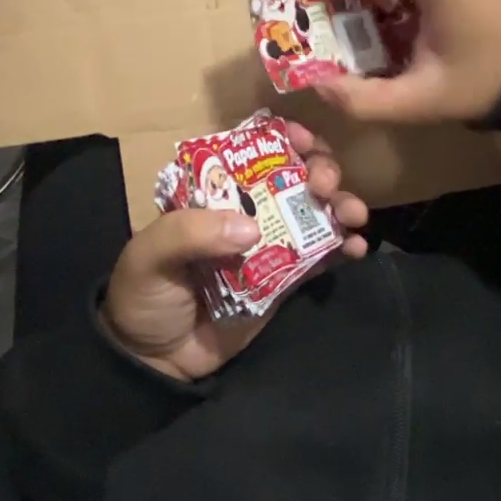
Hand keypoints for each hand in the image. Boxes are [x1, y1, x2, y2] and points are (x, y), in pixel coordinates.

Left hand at [103, 121, 368, 381]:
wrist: (154, 362)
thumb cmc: (142, 296)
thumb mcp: (150, 256)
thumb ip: (190, 234)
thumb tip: (250, 228)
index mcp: (211, 194)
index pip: (251, 152)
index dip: (281, 138)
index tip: (303, 139)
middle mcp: (246, 211)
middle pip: (293, 176)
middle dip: (320, 169)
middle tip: (325, 183)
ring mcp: (270, 246)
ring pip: (315, 212)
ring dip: (341, 204)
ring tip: (353, 213)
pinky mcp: (286, 280)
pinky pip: (322, 257)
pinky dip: (345, 247)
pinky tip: (358, 247)